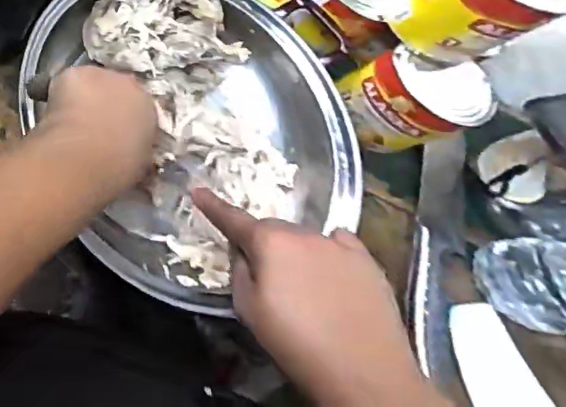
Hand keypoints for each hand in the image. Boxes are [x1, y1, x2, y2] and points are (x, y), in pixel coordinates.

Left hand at [35, 65, 156, 191]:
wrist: (85, 156)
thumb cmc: (117, 168)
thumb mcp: (139, 161)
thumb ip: (136, 144)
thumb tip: (126, 145)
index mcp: (148, 106)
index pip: (140, 104)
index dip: (126, 117)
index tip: (117, 131)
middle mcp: (128, 83)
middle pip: (117, 88)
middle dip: (107, 102)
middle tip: (95, 125)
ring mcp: (100, 74)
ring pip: (92, 81)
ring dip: (86, 95)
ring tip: (73, 119)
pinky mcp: (74, 73)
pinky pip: (70, 80)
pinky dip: (64, 93)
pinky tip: (58, 112)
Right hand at [193, 188, 442, 406]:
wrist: (368, 377)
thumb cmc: (298, 346)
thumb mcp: (249, 312)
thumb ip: (239, 272)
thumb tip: (243, 253)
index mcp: (268, 241)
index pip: (232, 218)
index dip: (212, 205)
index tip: (197, 189)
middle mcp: (300, 232)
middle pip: (272, 231)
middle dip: (266, 248)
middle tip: (270, 284)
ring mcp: (336, 243)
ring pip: (305, 240)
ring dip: (299, 256)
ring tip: (309, 295)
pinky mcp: (366, 260)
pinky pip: (338, 245)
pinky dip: (331, 255)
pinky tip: (335, 280)